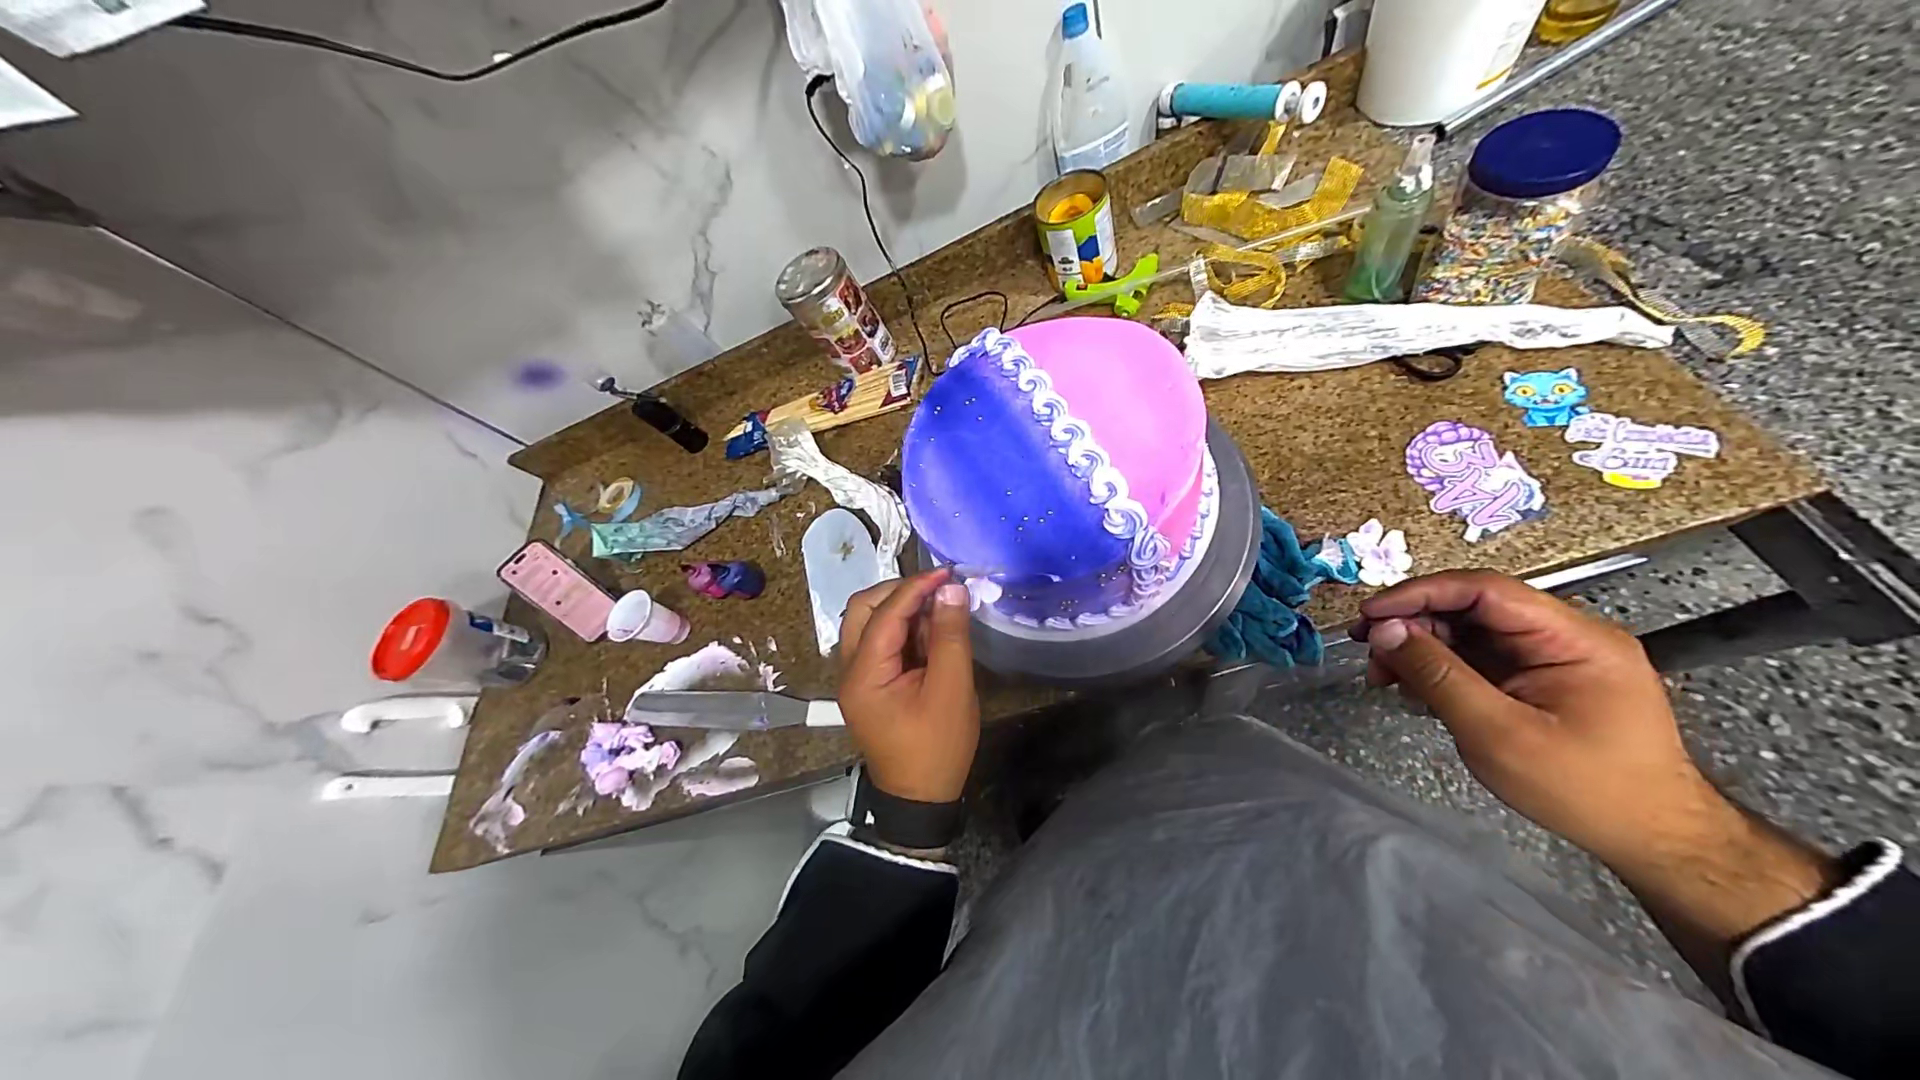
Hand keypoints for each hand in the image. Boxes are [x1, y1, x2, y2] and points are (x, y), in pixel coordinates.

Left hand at [837, 569, 979, 803]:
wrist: (920, 798)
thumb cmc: (937, 748)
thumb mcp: (952, 690)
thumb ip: (950, 636)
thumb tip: (951, 590)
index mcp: (863, 673)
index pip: (885, 613)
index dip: (916, 587)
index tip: (948, 573)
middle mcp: (849, 670)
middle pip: (863, 610)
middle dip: (900, 592)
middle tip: (939, 590)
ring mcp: (856, 677)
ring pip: (869, 623)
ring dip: (902, 609)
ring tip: (940, 610)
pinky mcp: (870, 683)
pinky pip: (880, 642)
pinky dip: (903, 629)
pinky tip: (931, 631)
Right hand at [1350, 570, 1729, 864]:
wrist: (1655, 840)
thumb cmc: (1584, 790)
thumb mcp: (1497, 733)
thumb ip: (1437, 675)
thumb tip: (1385, 630)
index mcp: (1574, 638)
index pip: (1484, 589)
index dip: (1420, 594)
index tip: (1370, 615)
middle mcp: (1568, 636)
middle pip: (1473, 608)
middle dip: (1414, 625)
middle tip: (1369, 651)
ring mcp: (1556, 656)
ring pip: (1471, 632)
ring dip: (1422, 648)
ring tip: (1385, 676)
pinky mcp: (1543, 677)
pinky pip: (1481, 657)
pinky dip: (1441, 667)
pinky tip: (1416, 688)